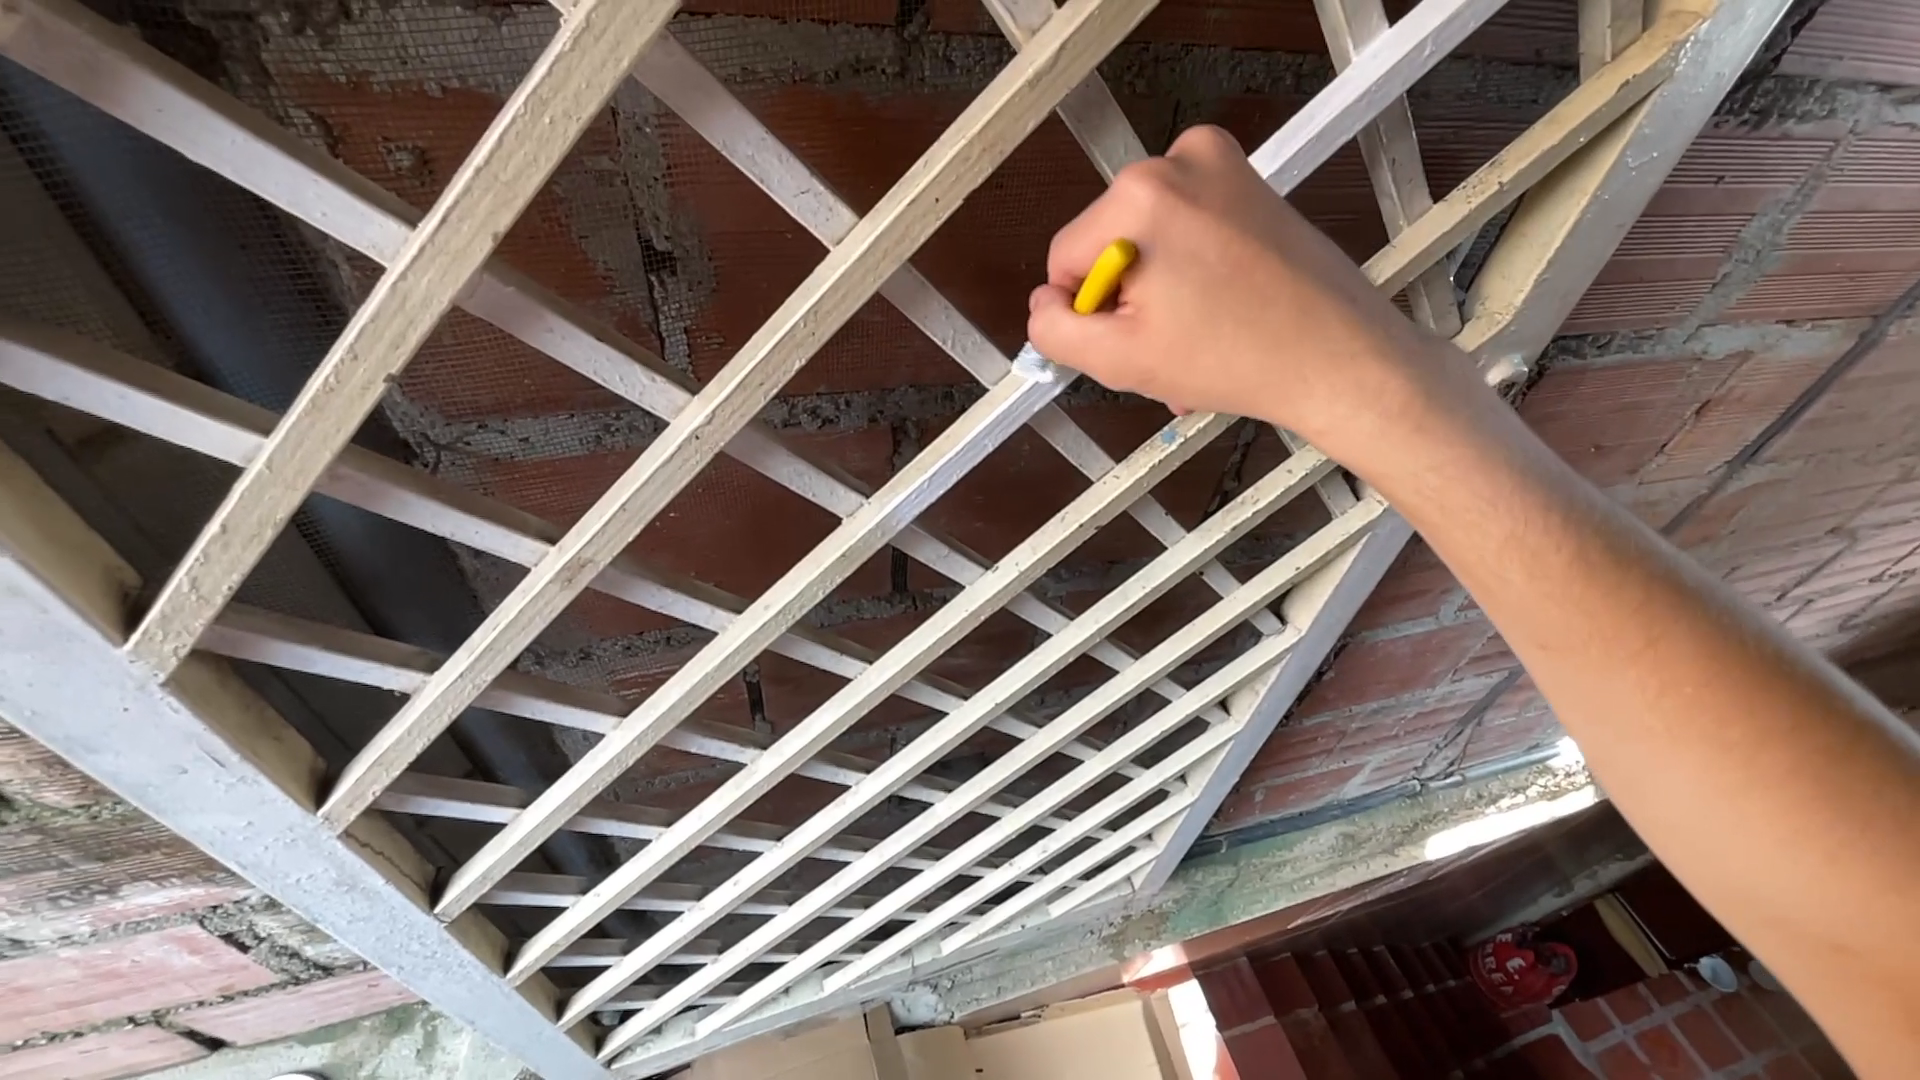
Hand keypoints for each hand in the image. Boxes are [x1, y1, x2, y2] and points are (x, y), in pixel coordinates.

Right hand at [1027, 125, 1466, 455]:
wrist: (1340, 358)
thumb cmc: (1233, 360)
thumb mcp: (1117, 360)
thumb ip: (1053, 329)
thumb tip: (1043, 304)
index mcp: (1138, 197)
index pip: (1064, 260)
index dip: (1087, 313)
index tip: (1132, 342)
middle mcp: (1177, 159)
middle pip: (1108, 248)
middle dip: (1128, 303)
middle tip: (1165, 350)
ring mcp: (1220, 165)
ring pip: (1147, 244)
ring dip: (1159, 297)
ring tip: (1195, 341)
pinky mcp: (1249, 182)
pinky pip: (1186, 229)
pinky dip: (1189, 274)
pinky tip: (1215, 315)